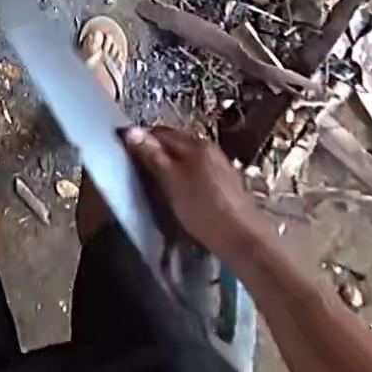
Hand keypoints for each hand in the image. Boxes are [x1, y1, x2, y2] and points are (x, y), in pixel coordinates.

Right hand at [124, 125, 270, 265]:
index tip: (127, 152)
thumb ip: (151, 156)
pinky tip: (183, 192)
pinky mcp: (227, 183)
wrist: (244, 241)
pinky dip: (186, 175)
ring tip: (159, 182)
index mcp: (195, 144)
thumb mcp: (170, 182)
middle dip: (157, 151)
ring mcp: (220, 165)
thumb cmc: (204, 211)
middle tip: (140, 168)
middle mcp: (209, 149)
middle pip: (176, 142)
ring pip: (188, 157)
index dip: (142, 139)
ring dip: (171, 164)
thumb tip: (131, 131)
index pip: (160, 132)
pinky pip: (199, 170)